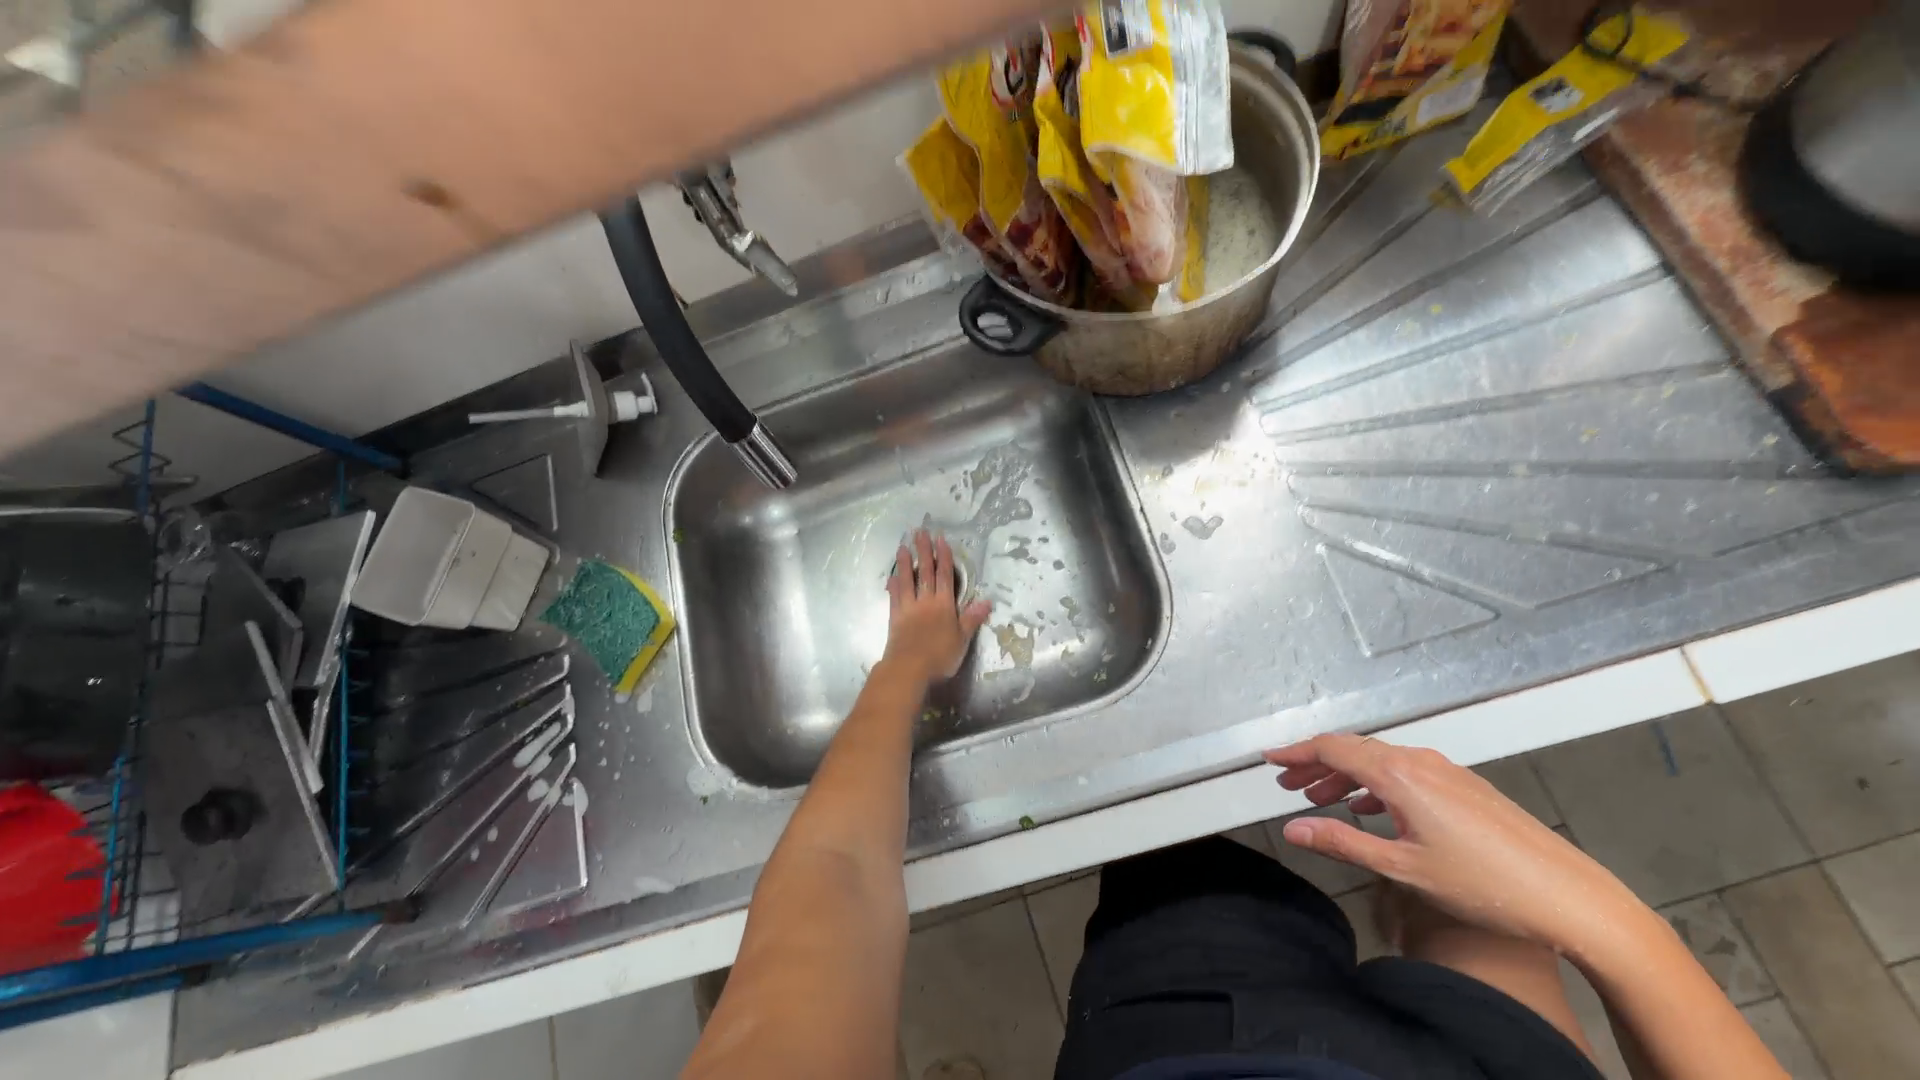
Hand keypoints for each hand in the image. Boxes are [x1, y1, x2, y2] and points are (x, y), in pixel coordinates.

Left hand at [883, 529, 990, 683]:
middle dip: (924, 551)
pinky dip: (894, 585)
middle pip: (925, 572)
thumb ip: (972, 618)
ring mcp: (908, 608)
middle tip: (919, 531)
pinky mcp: (895, 618)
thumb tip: (987, 601)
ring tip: (903, 546)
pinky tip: (892, 576)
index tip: (940, 539)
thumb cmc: (940, 656)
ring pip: (907, 580)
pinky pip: (895, 597)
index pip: (945, 576)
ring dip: (905, 562)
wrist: (909, 668)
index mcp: (944, 605)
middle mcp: (926, 601)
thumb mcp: (962, 639)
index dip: (943, 557)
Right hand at [1265, 735, 1643, 951]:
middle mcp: (1419, 761)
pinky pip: (1404, 771)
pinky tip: (1369, 809)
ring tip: (1320, 799)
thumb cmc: (1480, 883)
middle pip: (1354, 750)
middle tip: (1288, 786)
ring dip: (1345, 775)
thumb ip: (1342, 843)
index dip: (1296, 753)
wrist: (1568, 894)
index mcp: (1398, 775)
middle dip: (1317, 764)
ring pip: (1380, 761)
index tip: (1268, 760)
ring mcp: (1446, 771)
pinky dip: (1374, 783)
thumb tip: (1290, 829)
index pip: (1333, 749)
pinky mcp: (1464, 786)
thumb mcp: (1402, 868)